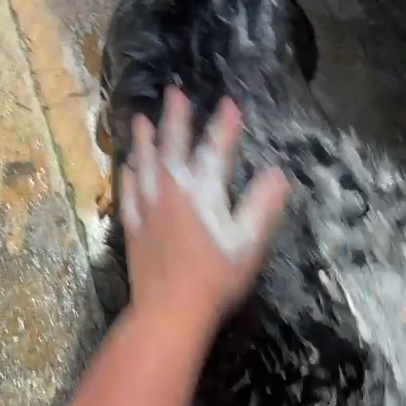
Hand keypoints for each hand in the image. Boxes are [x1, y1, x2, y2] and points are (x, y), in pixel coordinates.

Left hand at [121, 87, 290, 338]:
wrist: (168, 312)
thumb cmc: (214, 279)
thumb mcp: (247, 245)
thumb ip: (262, 207)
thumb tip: (278, 174)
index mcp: (202, 192)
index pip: (216, 150)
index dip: (224, 126)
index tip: (230, 103)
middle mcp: (172, 191)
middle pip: (174, 146)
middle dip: (176, 118)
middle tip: (174, 93)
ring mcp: (149, 207)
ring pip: (146, 163)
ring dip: (145, 139)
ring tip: (141, 119)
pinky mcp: (133, 226)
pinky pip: (129, 191)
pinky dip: (129, 175)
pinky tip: (127, 166)